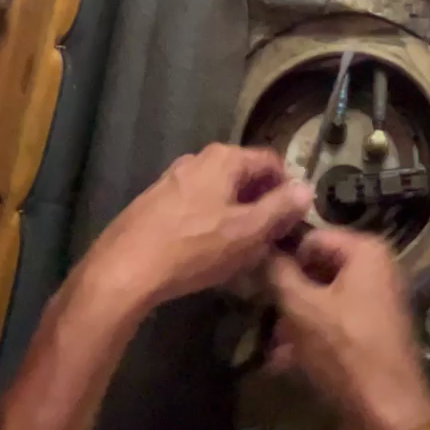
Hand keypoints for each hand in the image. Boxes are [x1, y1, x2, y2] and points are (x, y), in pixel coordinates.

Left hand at [85, 144, 312, 307]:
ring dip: (235, 214)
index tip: (294, 218)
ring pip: (218, 192)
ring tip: (240, 249)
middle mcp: (199, 159)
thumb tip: (307, 188)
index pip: (271, 161)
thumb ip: (282, 208)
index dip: (288, 187)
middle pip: (244, 175)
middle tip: (270, 237)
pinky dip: (209, 222)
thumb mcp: (248, 231)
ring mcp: (173, 179)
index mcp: (225, 158)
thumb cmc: (194, 248)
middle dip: (261, 203)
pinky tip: (206, 252)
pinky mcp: (154, 203)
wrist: (122, 271)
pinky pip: (195, 205)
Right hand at [267, 228, 429, 429]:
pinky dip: (312, 336)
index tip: (258, 280)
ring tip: (272, 345)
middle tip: (264, 315)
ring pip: (324, 298)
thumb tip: (263, 248)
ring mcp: (377, 298)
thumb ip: (279, 274)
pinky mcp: (373, 329)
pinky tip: (284, 361)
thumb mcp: (302, 308)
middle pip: (318, 269)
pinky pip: (336, 321)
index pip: (312, 237)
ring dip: (294, 321)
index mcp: (366, 250)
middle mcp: (376, 266)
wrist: (387, 409)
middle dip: (288, 295)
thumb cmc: (345, 348)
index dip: (283, 257)